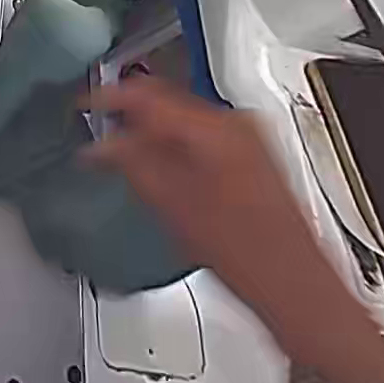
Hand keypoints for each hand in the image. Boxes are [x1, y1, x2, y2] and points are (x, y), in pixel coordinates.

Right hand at [86, 77, 383, 382]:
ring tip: (124, 150)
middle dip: (130, 113)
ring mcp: (247, 135)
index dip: (110, 96)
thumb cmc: (249, 258)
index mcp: (215, 129)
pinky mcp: (251, 150)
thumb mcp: (173, 207)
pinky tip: (159, 163)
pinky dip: (174, 140)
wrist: (297, 287)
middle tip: (99, 128)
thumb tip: (101, 144)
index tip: (86, 103)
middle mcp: (235, 122)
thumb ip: (132, 163)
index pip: (149, 94)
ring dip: (151, 128)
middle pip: (167, 99)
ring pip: (182, 115)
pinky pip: (200, 131)